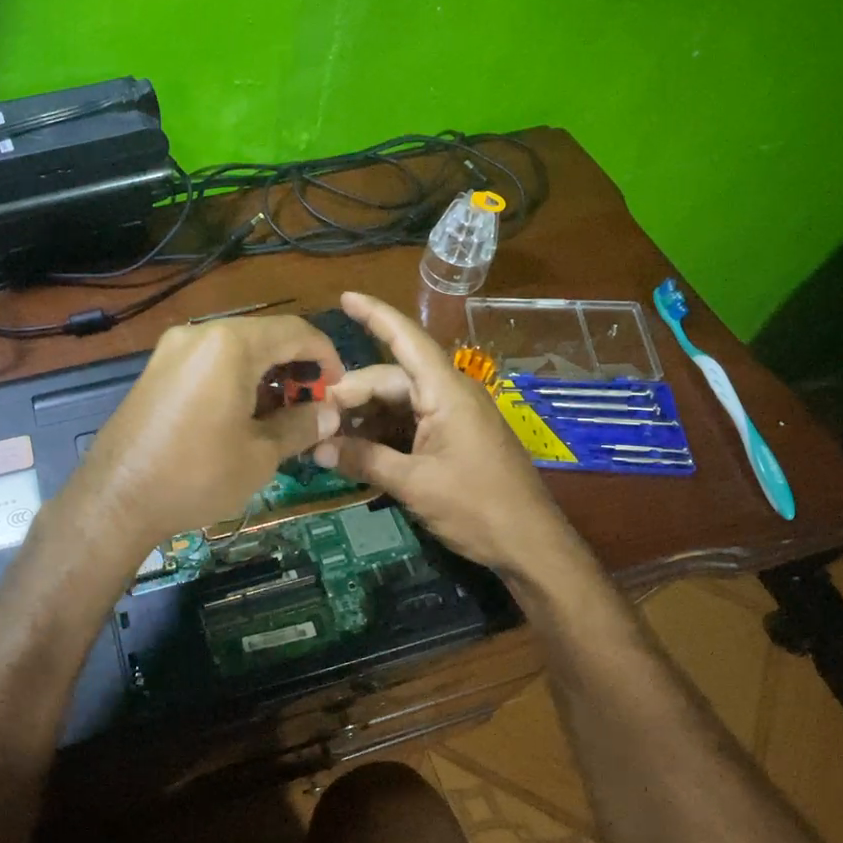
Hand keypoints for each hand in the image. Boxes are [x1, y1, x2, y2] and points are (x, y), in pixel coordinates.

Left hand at [69, 315, 344, 550]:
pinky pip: (208, 365)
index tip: (339, 387)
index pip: (296, 332)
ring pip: (235, 352)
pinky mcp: (156, 372)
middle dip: (295, 368)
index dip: (326, 356)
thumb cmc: (196, 475)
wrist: (116, 499)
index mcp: (230, 344)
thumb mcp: (260, 454)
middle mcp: (200, 335)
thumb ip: (300, 425)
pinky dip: (235, 381)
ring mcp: (172, 351)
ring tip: (282, 417)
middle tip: (312, 406)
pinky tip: (244, 417)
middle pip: (264, 338)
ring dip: (265, 376)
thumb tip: (329, 414)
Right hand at [312, 291, 582, 576]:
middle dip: (351, 394)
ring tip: (325, 436)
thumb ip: (364, 460)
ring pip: (397, 404)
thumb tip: (316, 448)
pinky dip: (381, 434)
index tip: (344, 297)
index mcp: (446, 392)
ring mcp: (453, 419)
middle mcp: (449, 396)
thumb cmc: (477, 507)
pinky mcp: (453, 441)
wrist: (530, 545)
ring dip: (363, 418)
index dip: (375, 315)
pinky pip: (409, 426)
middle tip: (312, 417)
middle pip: (391, 379)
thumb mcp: (414, 484)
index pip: (406, 339)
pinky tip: (354, 450)